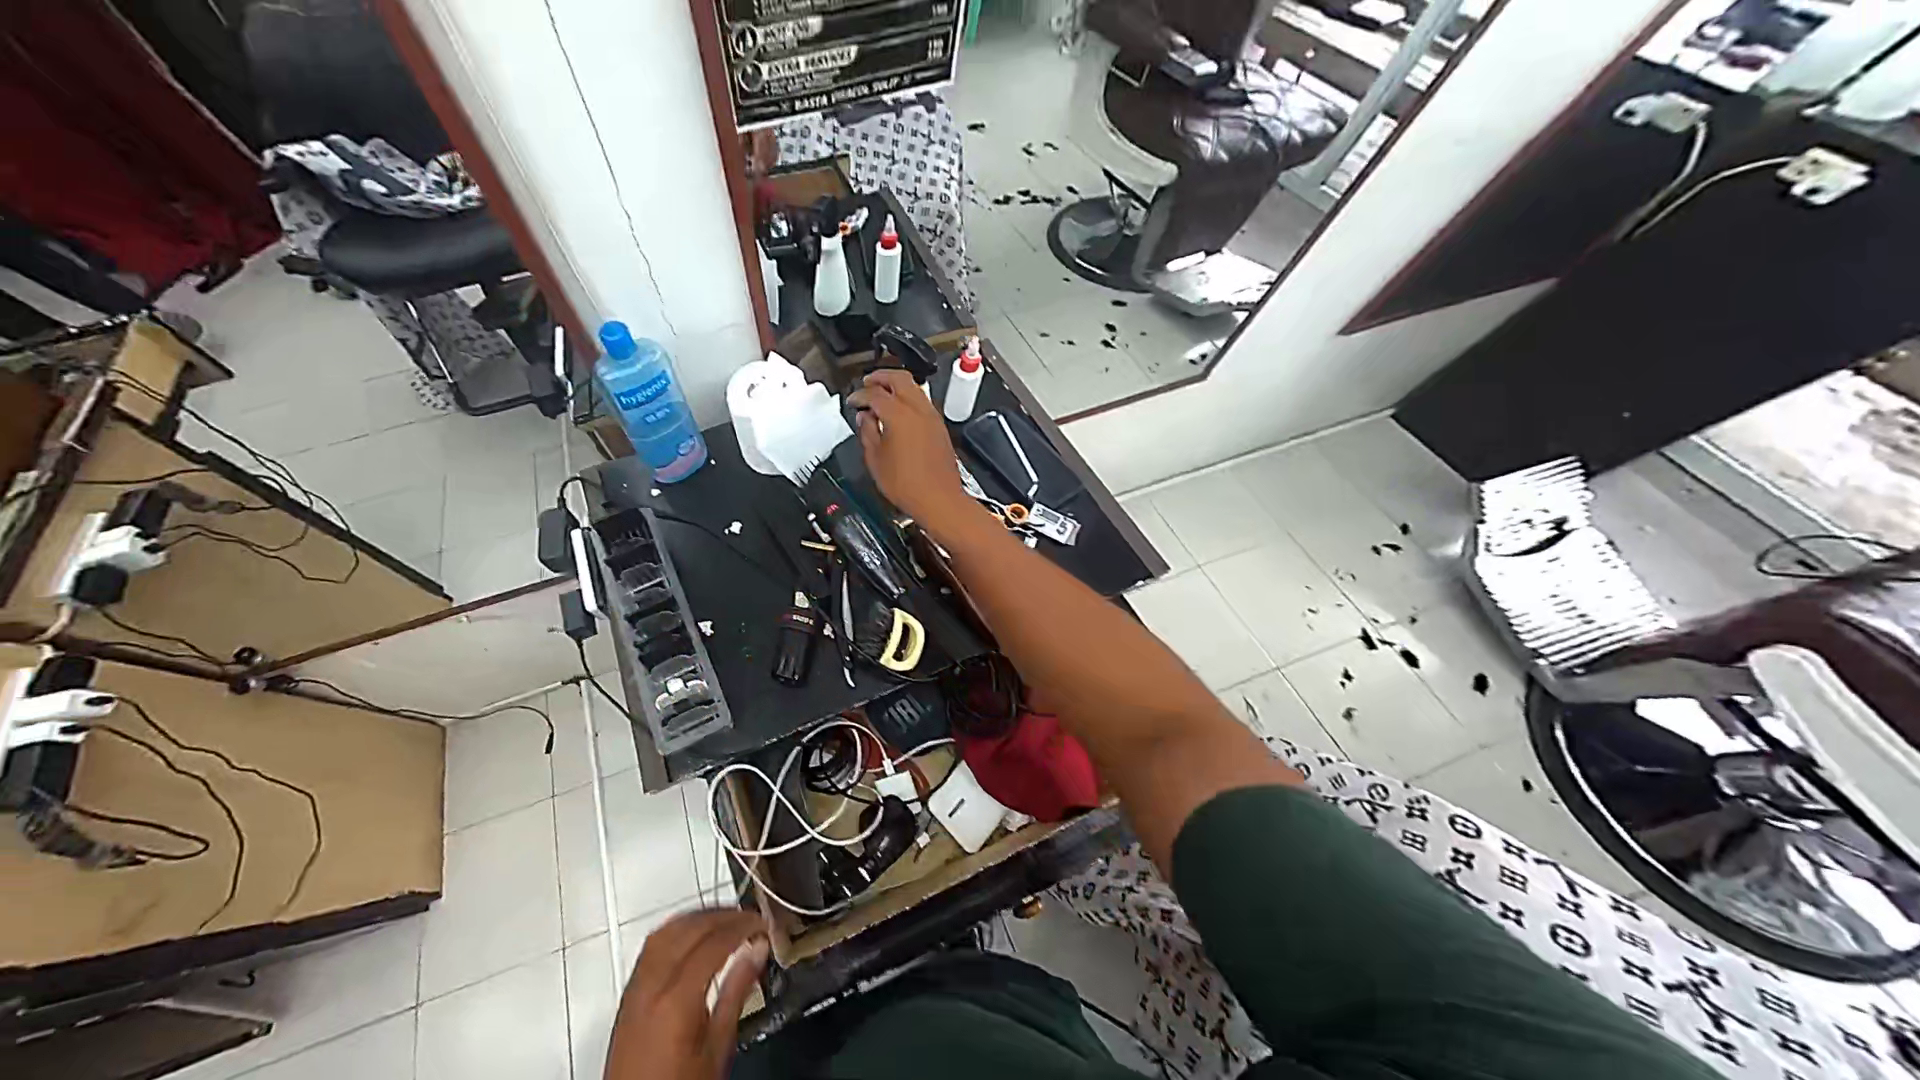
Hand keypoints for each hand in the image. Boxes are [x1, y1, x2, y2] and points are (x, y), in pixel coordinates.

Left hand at [605, 911, 768, 1079]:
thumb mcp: (718, 1048)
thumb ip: (737, 993)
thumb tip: (756, 951)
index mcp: (676, 1000)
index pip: (713, 942)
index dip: (741, 926)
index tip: (761, 924)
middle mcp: (650, 988)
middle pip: (687, 929)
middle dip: (722, 916)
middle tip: (748, 918)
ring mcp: (634, 991)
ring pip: (665, 932)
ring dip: (697, 918)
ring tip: (723, 921)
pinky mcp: (627, 997)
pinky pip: (651, 946)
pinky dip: (676, 931)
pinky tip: (692, 936)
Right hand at [849, 369, 974, 534]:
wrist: (939, 500)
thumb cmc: (909, 486)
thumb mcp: (875, 459)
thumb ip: (867, 432)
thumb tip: (865, 419)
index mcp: (899, 415)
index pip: (874, 393)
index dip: (860, 394)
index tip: (853, 400)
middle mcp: (919, 410)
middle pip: (899, 378)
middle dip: (880, 377)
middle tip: (867, 382)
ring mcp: (932, 417)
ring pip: (914, 387)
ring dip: (896, 386)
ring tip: (882, 395)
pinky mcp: (939, 427)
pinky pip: (923, 402)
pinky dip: (908, 399)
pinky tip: (899, 412)